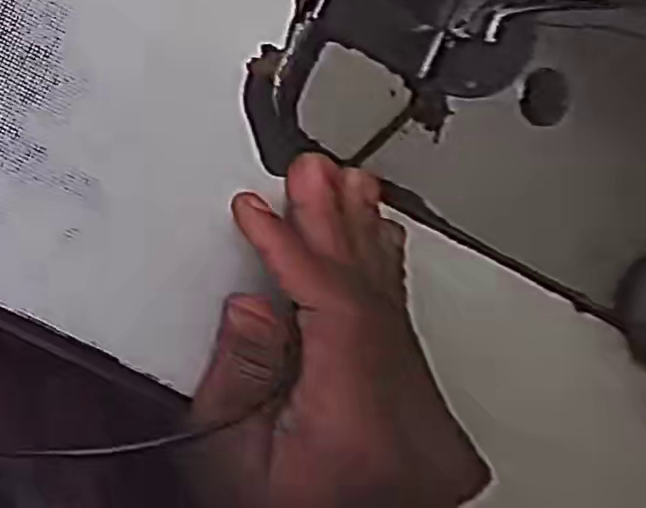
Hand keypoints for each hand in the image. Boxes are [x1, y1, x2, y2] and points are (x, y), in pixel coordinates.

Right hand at [188, 153, 490, 507]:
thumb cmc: (253, 504)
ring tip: (348, 188)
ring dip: (361, 241)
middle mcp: (412, 430)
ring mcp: (427, 426)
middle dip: (336, 227)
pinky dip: (377, 276)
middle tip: (315, 172)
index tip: (254, 208)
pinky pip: (398, 329)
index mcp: (360, 433)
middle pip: (372, 304)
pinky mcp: (422, 418)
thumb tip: (253, 303)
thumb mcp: (219, 446)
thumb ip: (240, 374)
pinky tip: (377, 242)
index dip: (293, 250)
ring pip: (392, 312)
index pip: (336, 314)